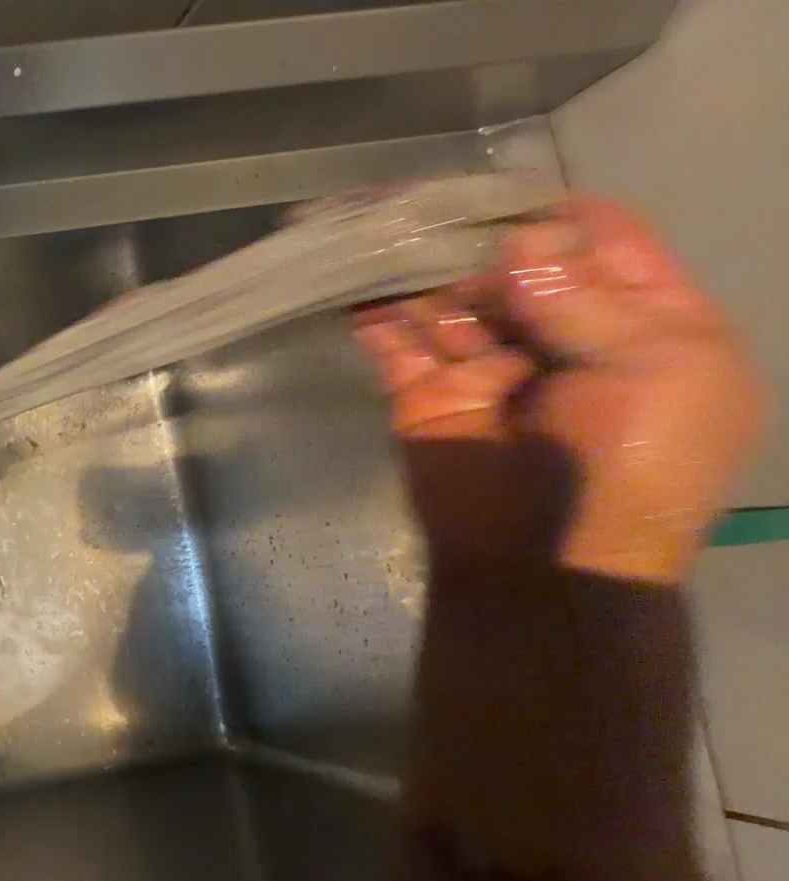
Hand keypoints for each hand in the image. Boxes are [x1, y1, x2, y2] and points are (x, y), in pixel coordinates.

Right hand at [354, 194, 768, 583]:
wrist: (541, 564)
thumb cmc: (629, 465)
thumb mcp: (653, 370)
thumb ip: (588, 300)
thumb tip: (523, 238)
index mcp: (644, 326)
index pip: (604, 246)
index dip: (559, 215)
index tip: (507, 192)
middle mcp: (562, 339)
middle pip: (514, 269)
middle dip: (473, 241)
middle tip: (422, 209)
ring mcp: (487, 369)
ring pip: (451, 303)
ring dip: (418, 272)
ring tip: (377, 234)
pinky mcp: (424, 396)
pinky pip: (399, 346)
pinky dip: (376, 318)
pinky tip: (352, 287)